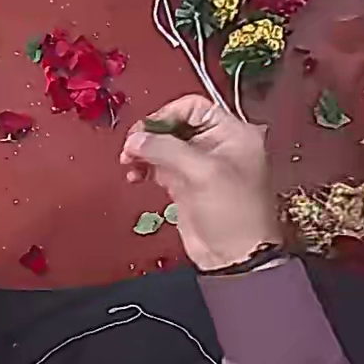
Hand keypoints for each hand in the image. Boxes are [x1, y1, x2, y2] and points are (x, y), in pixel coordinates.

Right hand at [119, 95, 282, 269]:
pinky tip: (134, 175)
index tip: (147, 130)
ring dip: (142, 150)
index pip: (193, 107)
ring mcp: (198, 165)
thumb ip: (167, 149)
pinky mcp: (183, 183)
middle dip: (149, 134)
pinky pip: (157, 165)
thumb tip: (136, 138)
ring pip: (162, 145)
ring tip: (129, 161)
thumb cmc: (234, 213)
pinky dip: (143, 166)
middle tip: (132, 146)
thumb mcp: (203, 173)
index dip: (167, 114)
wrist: (234, 256)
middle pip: (174, 124)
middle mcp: (215, 145)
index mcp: (232, 133)